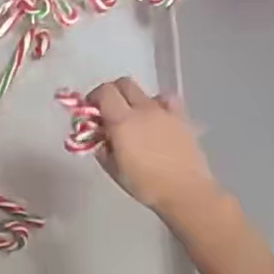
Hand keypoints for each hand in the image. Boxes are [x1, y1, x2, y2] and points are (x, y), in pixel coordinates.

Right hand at [90, 77, 217, 213]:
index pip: (104, 92)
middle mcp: (143, 109)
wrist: (183, 190)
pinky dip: (156, 104)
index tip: (90, 112)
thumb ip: (101, 147)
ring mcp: (165, 111)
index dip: (93, 98)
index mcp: (122, 121)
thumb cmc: (143, 183)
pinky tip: (155, 119)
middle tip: (106, 112)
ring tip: (132, 119)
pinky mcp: (181, 117)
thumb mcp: (112, 168)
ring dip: (133, 100)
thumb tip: (99, 137)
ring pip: (144, 92)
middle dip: (111, 94)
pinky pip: (166, 100)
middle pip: (124, 83)